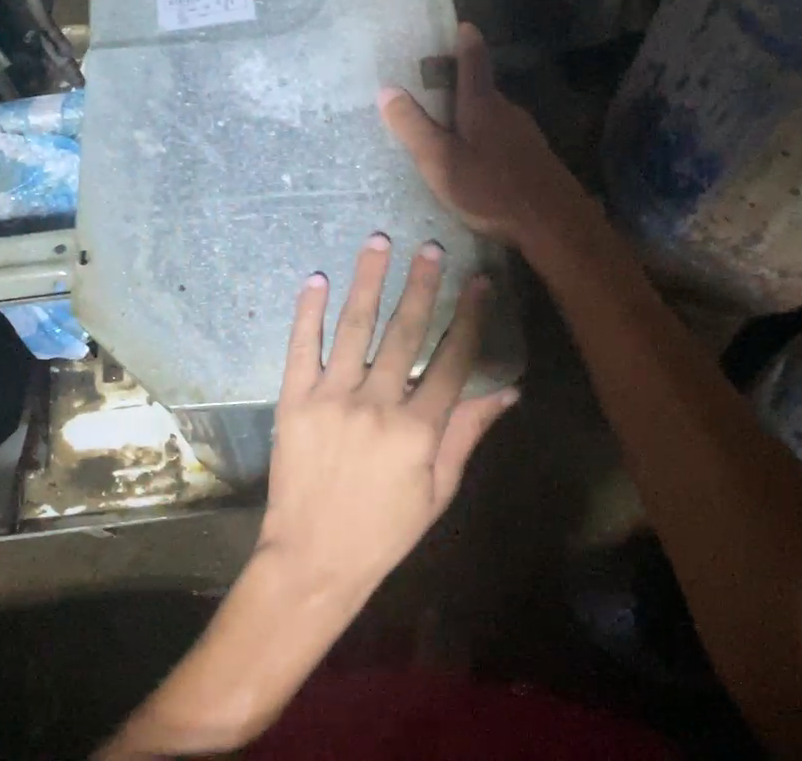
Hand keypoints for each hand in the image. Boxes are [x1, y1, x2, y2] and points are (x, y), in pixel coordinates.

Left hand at [256, 234, 517, 603]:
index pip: (452, 360)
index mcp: (419, 429)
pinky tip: (317, 279)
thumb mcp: (438, 490)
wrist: (314, 558)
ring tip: (379, 243)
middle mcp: (377, 404)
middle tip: (431, 248)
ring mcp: (331, 399)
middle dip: (421, 286)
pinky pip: (301, 348)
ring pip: (354, 328)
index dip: (469, 317)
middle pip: (404, 333)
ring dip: (368, 281)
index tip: (478, 281)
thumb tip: (508, 389)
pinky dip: (308, 312)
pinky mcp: (293, 401)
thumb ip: (467, 433)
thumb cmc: (384, 530)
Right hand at [379, 22, 590, 246]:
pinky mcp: (534, 160)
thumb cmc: (490, 189)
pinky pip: (504, 140)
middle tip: (437, 86)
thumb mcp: (440, 160)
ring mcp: (525, 136)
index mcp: (482, 106)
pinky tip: (479, 161)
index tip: (464, 25)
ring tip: (452, 127)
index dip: (466, 43)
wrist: (552, 223)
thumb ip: (413, 127)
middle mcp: (507, 112)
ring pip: (494, 117)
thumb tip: (386, 89)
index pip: (473, 63)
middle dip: (462, 86)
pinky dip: (488, 140)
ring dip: (475, 117)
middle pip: (483, 91)